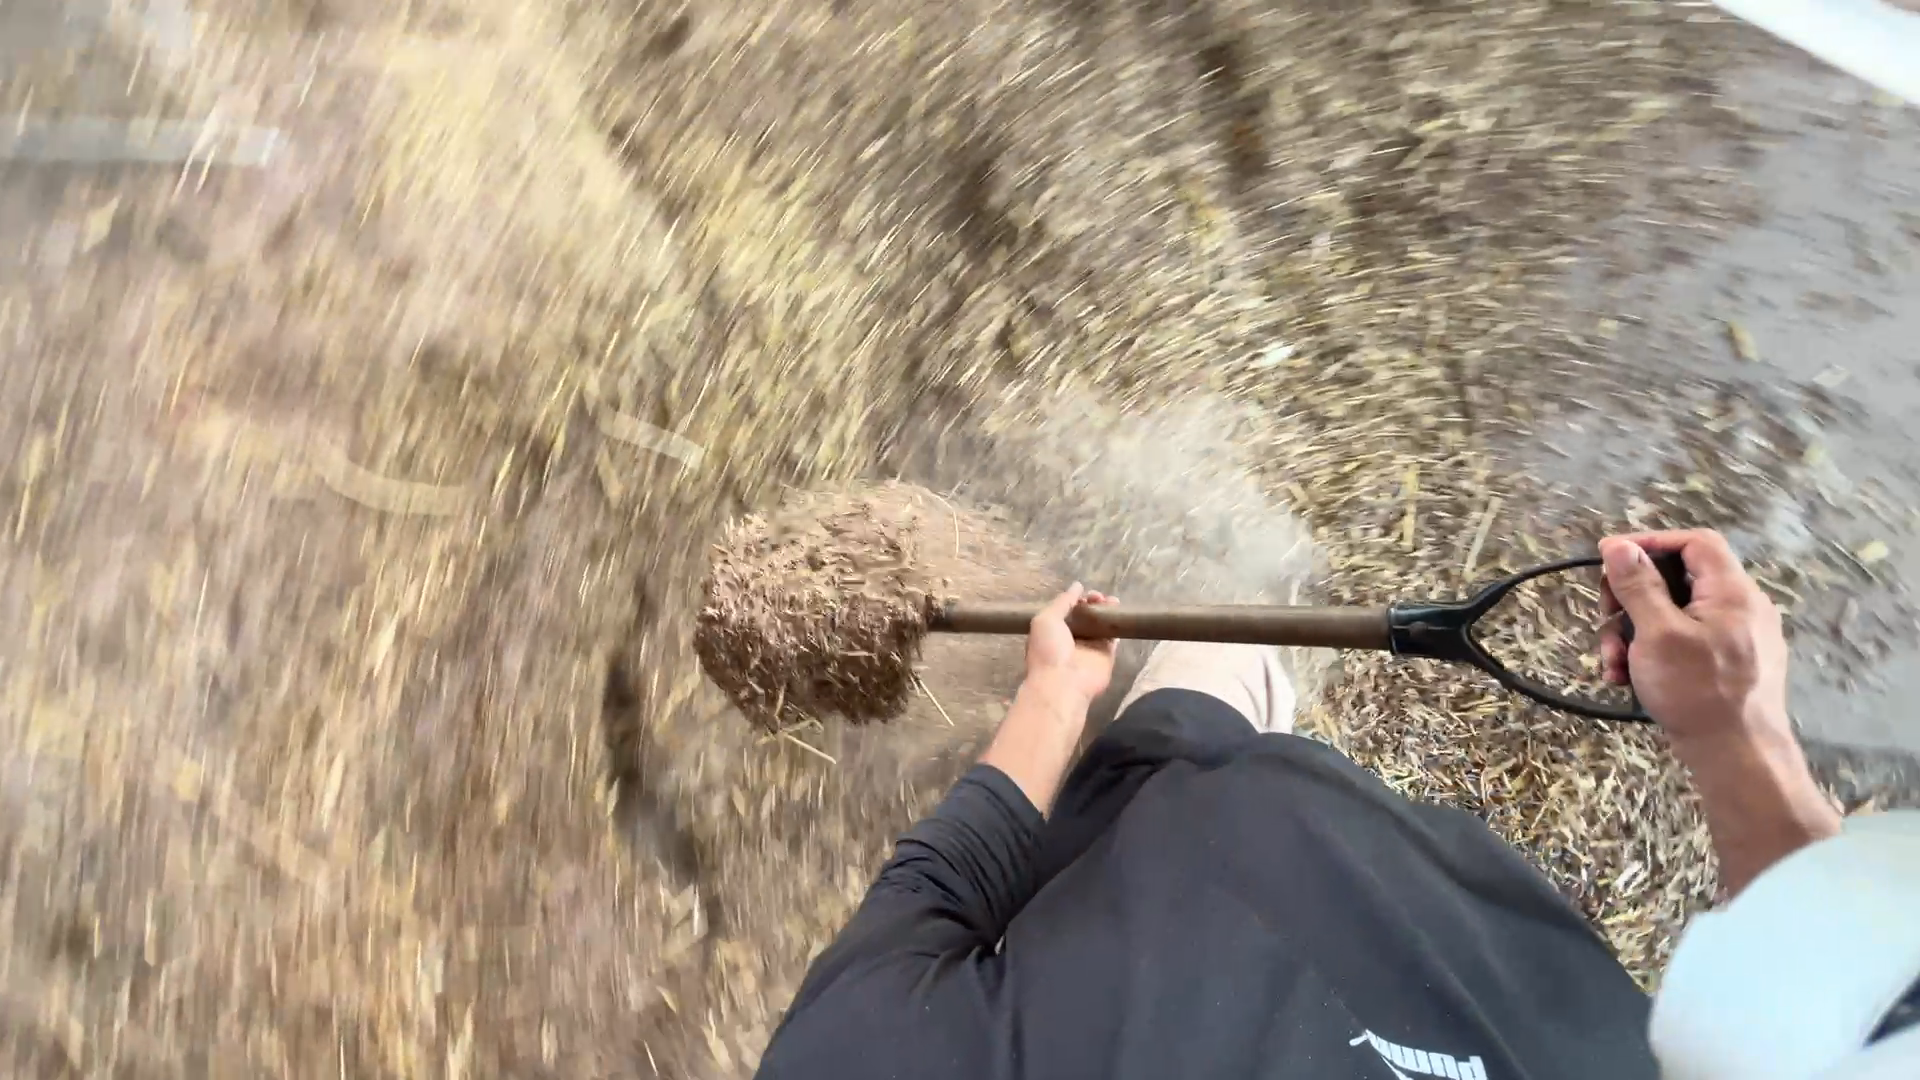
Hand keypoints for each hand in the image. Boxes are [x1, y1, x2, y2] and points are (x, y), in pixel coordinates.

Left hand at [1024, 583, 1118, 705]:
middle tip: (1099, 597)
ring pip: (1100, 624)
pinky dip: (1116, 625)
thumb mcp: (1046, 618)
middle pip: (1086, 616)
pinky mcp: (1106, 655)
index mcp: (1053, 630)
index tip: (1085, 594)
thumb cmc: (1049, 649)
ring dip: (1106, 611)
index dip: (1076, 600)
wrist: (1063, 683)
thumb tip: (1077, 585)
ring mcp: (1089, 647)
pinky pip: (1112, 637)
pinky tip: (1119, 614)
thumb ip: (1062, 601)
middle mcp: (1071, 638)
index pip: (1068, 610)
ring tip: (1112, 601)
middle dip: (1093, 603)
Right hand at [1597, 529, 1788, 755]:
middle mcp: (1737, 607)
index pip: (1695, 543)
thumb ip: (1639, 585)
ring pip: (1664, 610)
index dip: (1649, 542)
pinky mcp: (1718, 657)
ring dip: (1627, 630)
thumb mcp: (1656, 632)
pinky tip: (1623, 673)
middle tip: (1604, 618)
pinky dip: (1643, 648)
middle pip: (1672, 577)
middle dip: (1628, 596)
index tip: (1607, 558)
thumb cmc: (1695, 688)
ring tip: (1611, 660)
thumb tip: (1618, 546)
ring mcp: (1729, 634)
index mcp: (1732, 594)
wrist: (1734, 751)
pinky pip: (1672, 636)